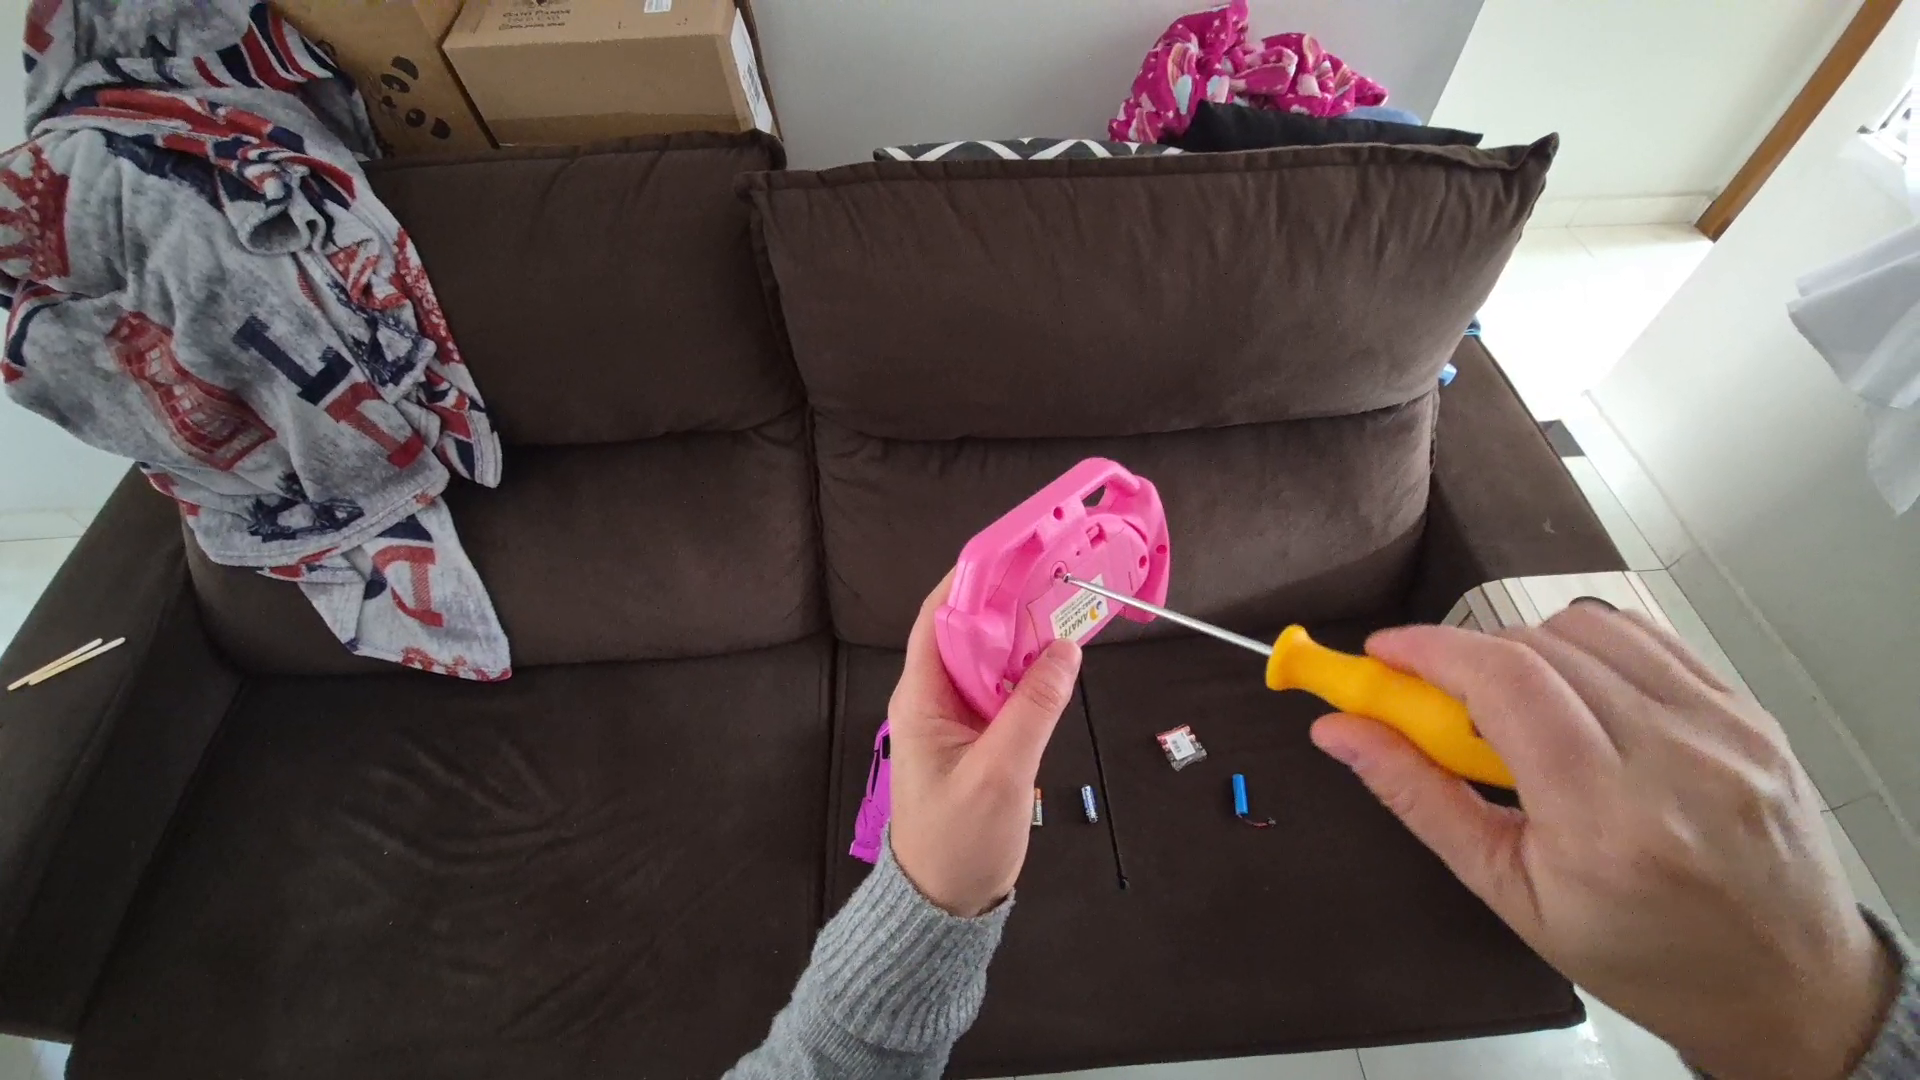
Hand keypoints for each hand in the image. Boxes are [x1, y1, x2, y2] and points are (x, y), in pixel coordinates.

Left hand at [887, 572, 1083, 917]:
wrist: (944, 901)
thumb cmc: (959, 840)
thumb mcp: (1001, 773)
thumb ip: (1034, 709)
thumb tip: (1066, 648)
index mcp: (921, 697)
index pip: (936, 618)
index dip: (968, 581)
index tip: (1009, 553)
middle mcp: (933, 698)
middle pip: (965, 632)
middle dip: (1003, 602)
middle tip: (1049, 573)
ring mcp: (954, 717)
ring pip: (986, 659)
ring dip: (1018, 636)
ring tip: (1059, 604)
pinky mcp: (975, 736)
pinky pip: (1000, 689)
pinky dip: (1025, 671)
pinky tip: (1054, 660)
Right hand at [1310, 604, 1897, 1079]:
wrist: (1796, 989)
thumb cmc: (1632, 951)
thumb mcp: (1501, 888)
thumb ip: (1413, 795)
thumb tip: (1332, 729)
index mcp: (1609, 821)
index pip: (1507, 684)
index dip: (1430, 650)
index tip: (1380, 651)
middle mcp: (1679, 760)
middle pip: (1537, 648)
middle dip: (1460, 652)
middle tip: (1427, 688)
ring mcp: (1726, 729)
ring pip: (1585, 628)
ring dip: (1518, 646)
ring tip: (1504, 697)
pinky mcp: (1748, 712)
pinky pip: (1640, 635)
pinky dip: (1577, 643)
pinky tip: (1565, 687)